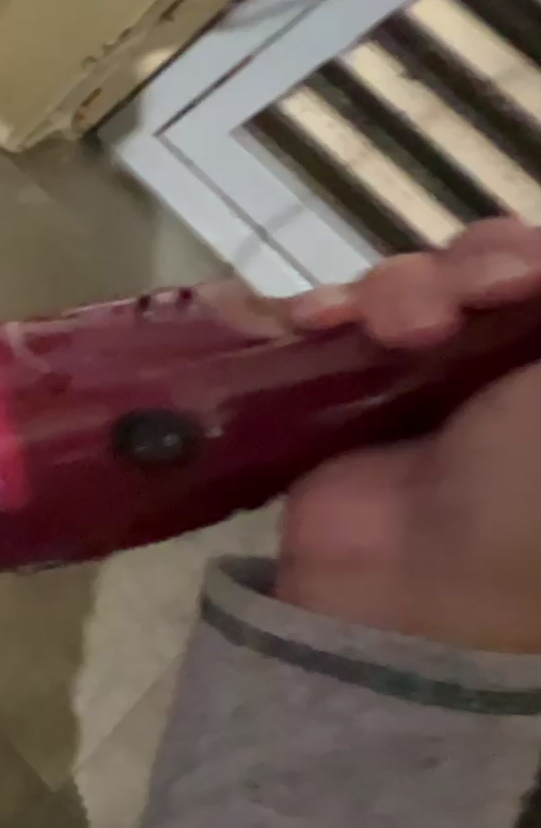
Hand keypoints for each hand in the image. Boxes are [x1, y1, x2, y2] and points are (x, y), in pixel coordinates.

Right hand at [272, 217, 540, 652]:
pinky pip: (323, 323)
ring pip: (402, 281)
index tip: (514, 286)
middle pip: (482, 258)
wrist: (426, 571)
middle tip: (463, 304)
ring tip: (386, 332)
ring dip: (391, 287)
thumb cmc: (540, 484)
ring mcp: (417, 369)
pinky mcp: (335, 389)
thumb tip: (533, 266)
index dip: (527, 255)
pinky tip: (310, 322)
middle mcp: (505, 352)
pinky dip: (315, 309)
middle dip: (466, 265)